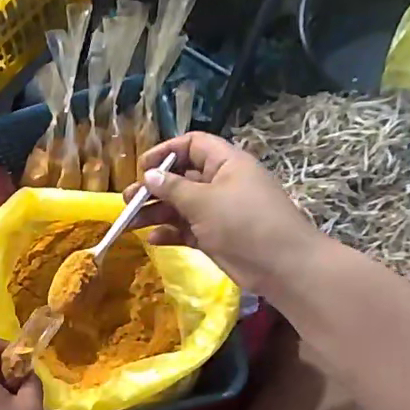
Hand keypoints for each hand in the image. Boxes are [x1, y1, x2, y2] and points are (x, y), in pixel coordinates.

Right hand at [127, 132, 323, 295]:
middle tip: (128, 200)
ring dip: (157, 213)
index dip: (166, 152)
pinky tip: (153, 239)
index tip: (142, 167)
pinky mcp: (217, 237)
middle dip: (155, 188)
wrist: (281, 264)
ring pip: (182, 207)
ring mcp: (219, 212)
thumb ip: (174, 188)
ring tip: (130, 222)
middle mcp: (222, 183)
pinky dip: (171, 233)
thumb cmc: (244, 222)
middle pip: (182, 178)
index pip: (193, 145)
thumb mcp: (204, 201)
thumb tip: (150, 175)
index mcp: (226, 163)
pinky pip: (188, 230)